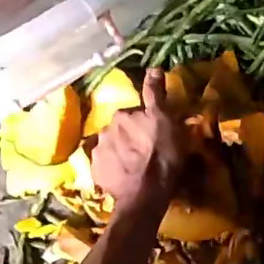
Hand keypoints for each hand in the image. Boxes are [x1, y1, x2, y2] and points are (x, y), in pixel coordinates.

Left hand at [90, 68, 191, 209]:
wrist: (144, 195)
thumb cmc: (163, 157)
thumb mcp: (167, 122)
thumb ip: (156, 94)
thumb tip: (153, 68)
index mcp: (125, 114)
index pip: (136, 111)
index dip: (146, 119)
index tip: (154, 128)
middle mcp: (107, 127)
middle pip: (122, 128)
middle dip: (132, 135)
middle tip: (148, 150)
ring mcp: (99, 150)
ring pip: (113, 145)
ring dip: (122, 151)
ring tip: (136, 166)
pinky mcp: (95, 170)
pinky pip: (106, 164)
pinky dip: (114, 167)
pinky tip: (125, 176)